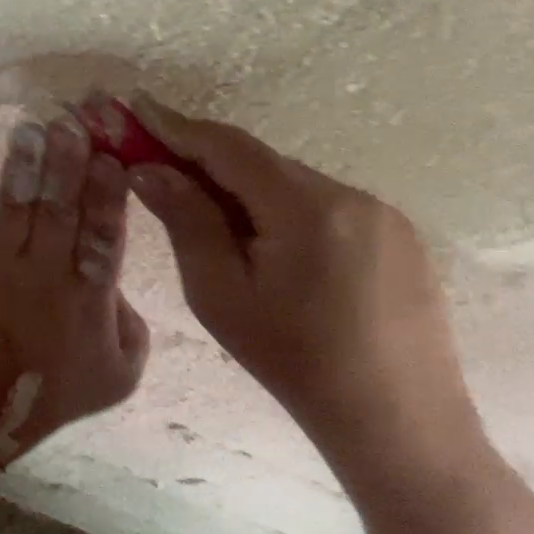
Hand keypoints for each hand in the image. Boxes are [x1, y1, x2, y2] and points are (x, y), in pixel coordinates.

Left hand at [0, 118, 149, 461]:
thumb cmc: (60, 385)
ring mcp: (3, 266)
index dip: (107, 196)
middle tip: (69, 123)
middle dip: (64, 165)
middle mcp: (46, 273)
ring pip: (15, 210)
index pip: (103, 238)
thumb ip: (132, 322)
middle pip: (58, 212)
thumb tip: (120, 279)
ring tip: (27, 129)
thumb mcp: (123, 369)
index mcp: (89, 296)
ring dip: (20, 168)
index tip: (112, 156)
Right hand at [123, 94, 479, 449]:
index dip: (174, 124)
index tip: (131, 105)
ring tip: (200, 211)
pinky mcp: (398, 236)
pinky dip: (276, 205)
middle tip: (149, 163)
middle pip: (257, 161)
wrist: (402, 428)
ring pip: (287, 181)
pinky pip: (319, 202)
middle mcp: (351, 197)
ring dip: (239, 185)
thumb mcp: (219, 293)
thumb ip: (185, 220)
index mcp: (308, 209)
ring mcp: (382, 215)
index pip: (226, 146)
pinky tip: (257, 239)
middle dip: (201, 158)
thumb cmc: (295, 361)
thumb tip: (147, 167)